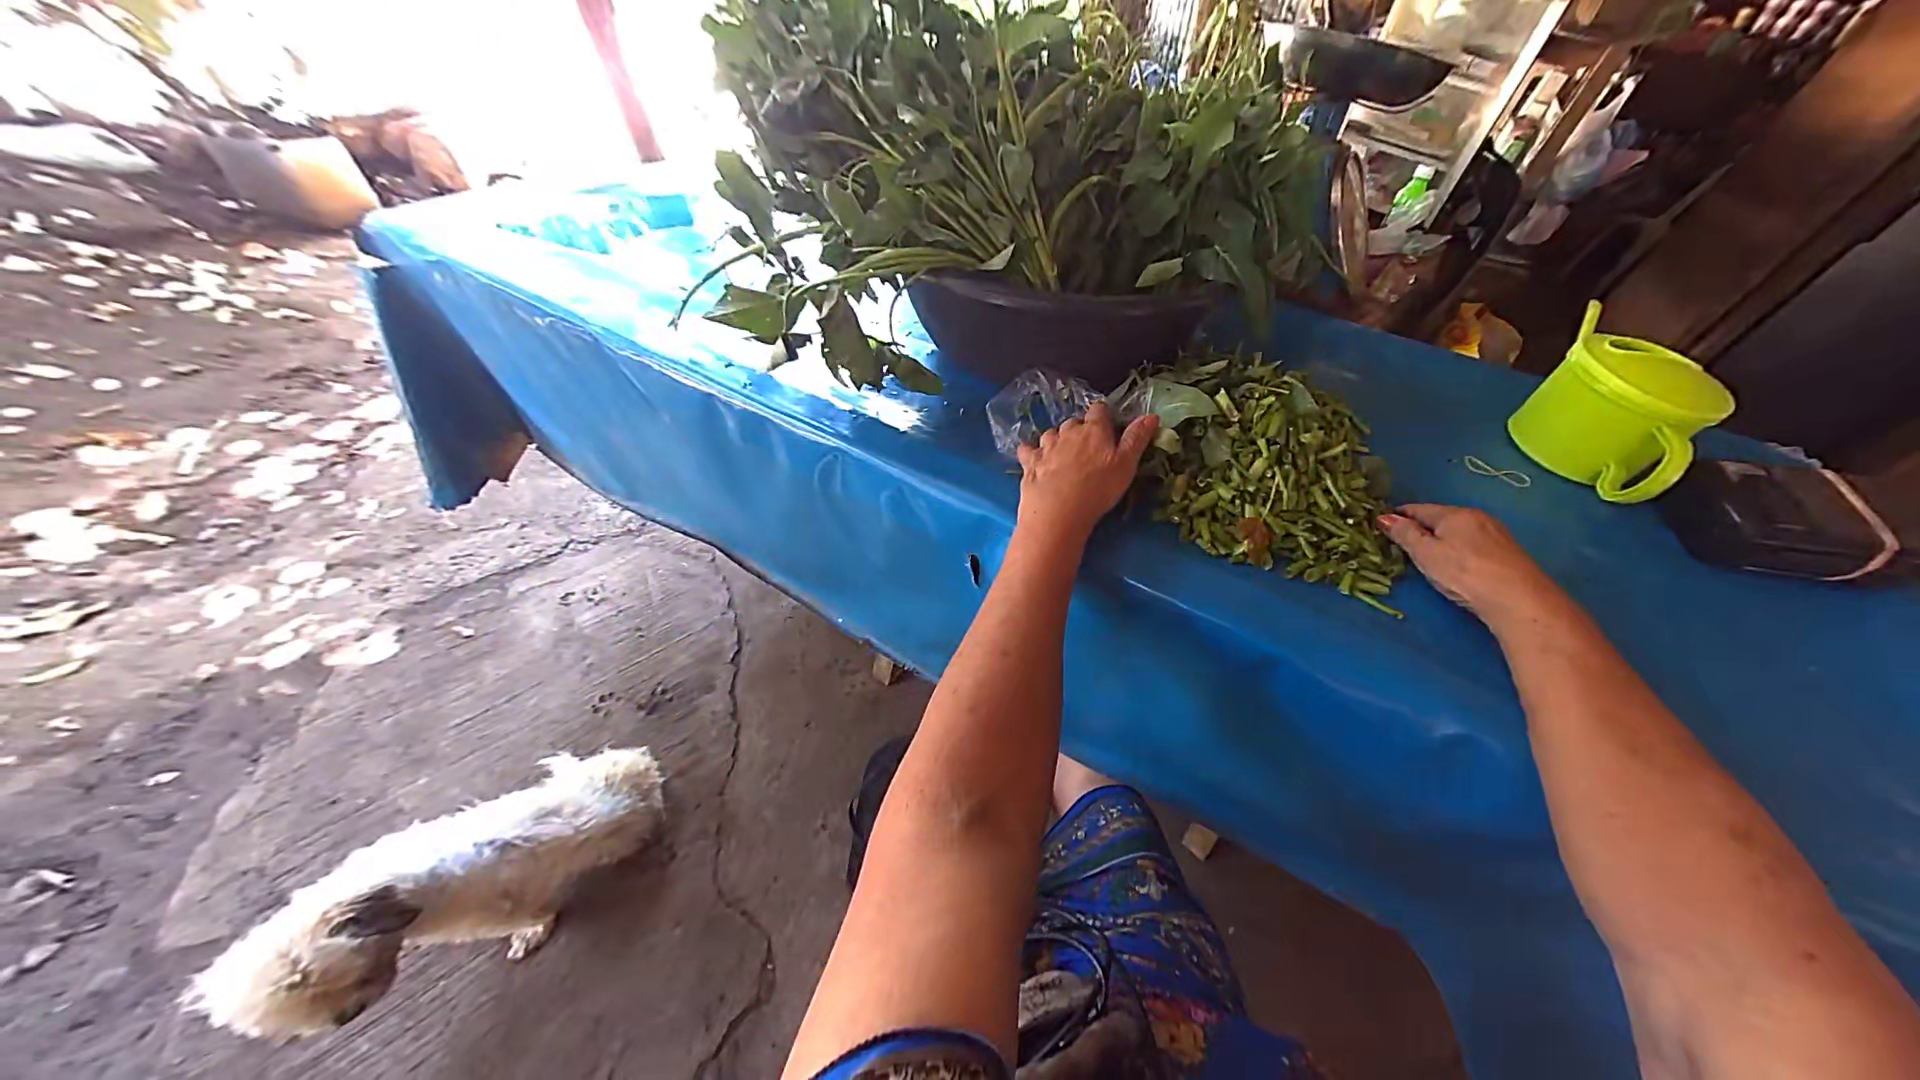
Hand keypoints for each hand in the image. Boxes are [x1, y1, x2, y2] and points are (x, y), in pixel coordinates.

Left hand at [1015, 401, 1157, 543]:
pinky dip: (1031, 452)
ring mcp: (1046, 446)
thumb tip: (1151, 415)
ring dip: (1057, 440)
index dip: (1103, 416)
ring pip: (1051, 433)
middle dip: (1080, 431)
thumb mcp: (1126, 465)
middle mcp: (1068, 431)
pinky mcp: (1029, 461)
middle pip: (1074, 422)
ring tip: (1062, 456)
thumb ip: (1137, 439)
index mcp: (1094, 429)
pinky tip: (1035, 460)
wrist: (1059, 511)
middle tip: (1087, 450)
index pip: (1099, 409)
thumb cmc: (1098, 489)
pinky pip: (1027, 449)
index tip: (1107, 428)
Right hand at [1377, 504, 1566, 625]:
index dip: (1396, 516)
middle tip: (1400, 544)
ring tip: (1424, 555)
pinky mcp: (1505, 551)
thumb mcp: (1425, 553)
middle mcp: (1476, 516)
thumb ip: (1404, 534)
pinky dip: (1456, 547)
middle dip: (1419, 527)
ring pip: (1456, 530)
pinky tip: (1453, 563)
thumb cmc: (1463, 572)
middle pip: (1439, 518)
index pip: (1417, 508)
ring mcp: (1494, 533)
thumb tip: (1383, 517)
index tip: (1380, 526)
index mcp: (1454, 513)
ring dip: (1438, 538)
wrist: (1518, 598)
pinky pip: (1471, 542)